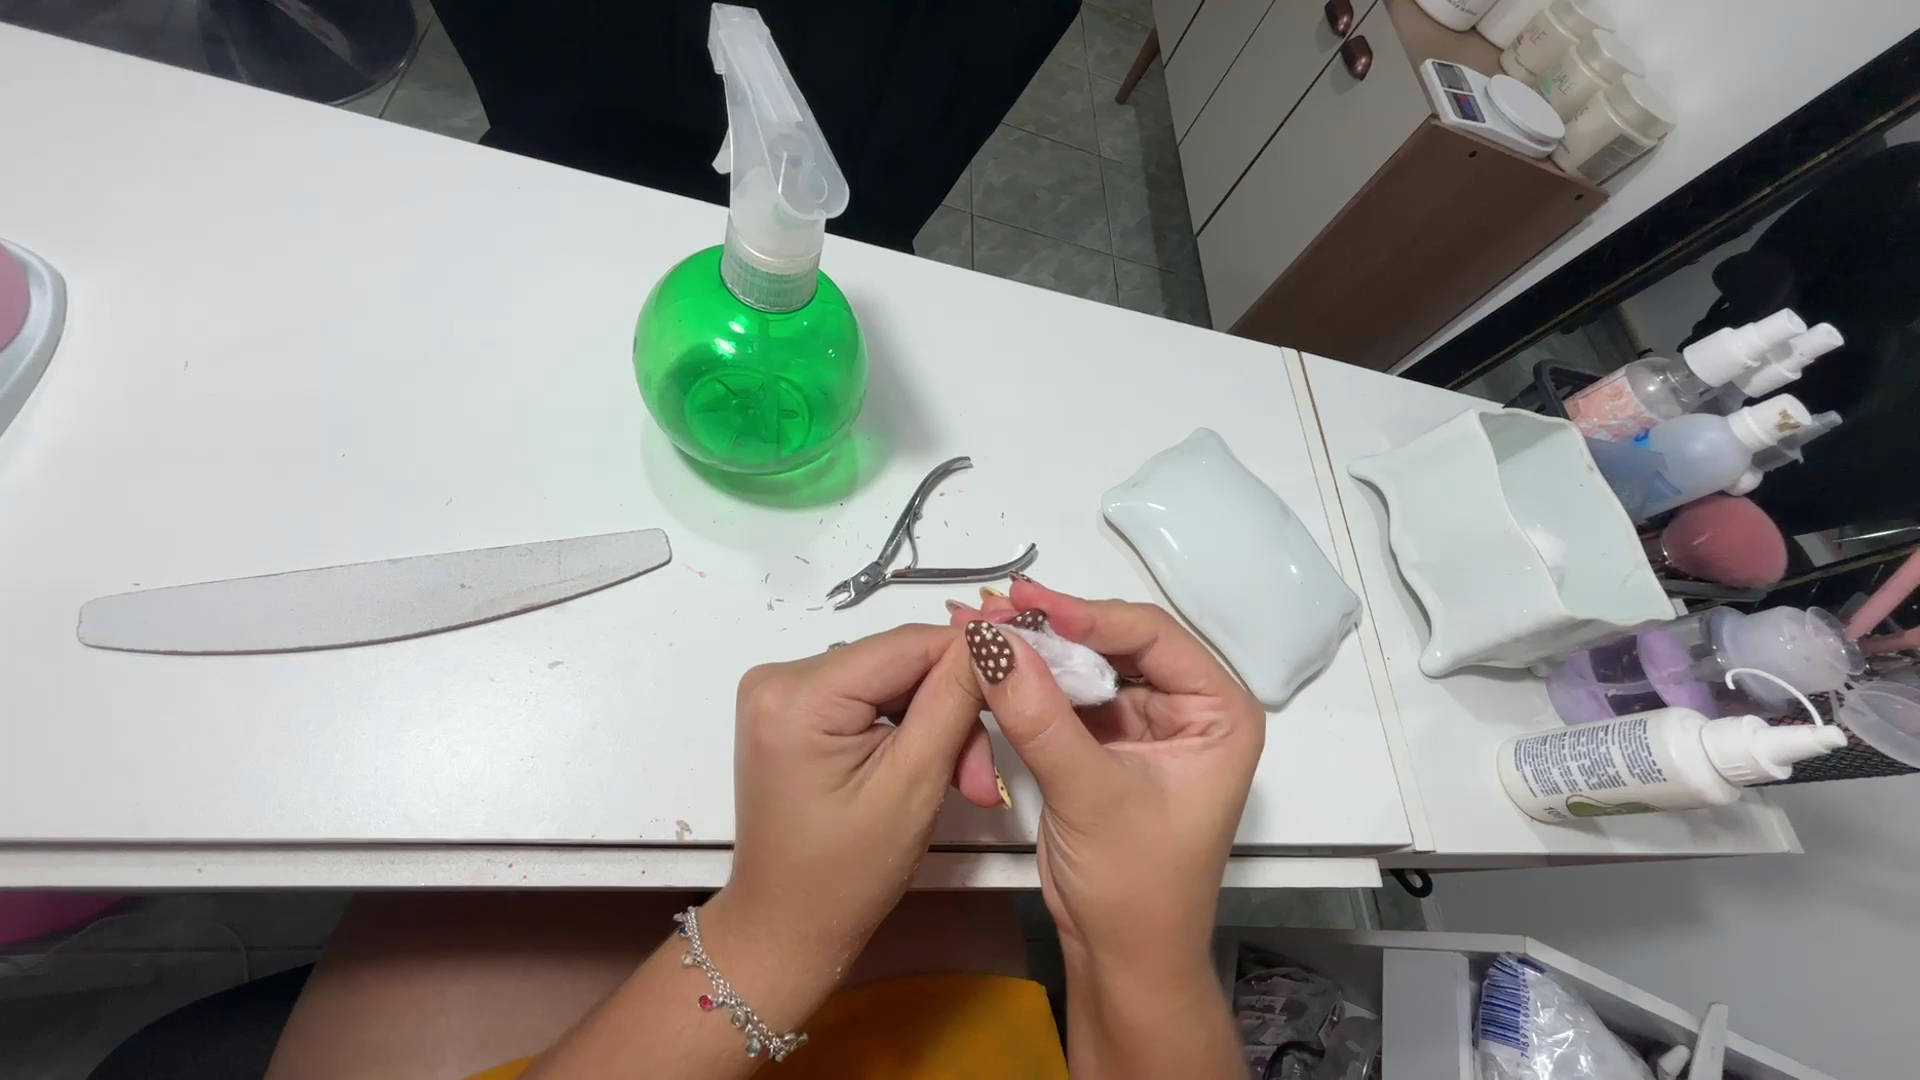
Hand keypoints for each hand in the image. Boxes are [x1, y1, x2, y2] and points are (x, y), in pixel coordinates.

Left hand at [716, 625, 997, 976]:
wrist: (786, 929)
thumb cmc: (846, 875)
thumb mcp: (913, 784)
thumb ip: (954, 700)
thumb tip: (993, 636)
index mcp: (798, 693)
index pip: (906, 643)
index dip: (971, 658)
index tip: (1021, 689)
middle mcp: (779, 676)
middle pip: (899, 663)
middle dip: (952, 711)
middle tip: (984, 774)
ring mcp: (782, 691)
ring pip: (891, 681)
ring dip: (936, 724)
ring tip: (967, 782)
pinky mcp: (793, 708)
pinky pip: (870, 697)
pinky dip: (906, 728)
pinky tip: (930, 768)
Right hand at [950, 580, 1264, 968]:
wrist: (1118, 958)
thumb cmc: (1134, 887)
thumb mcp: (1090, 795)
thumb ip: (1040, 716)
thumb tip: (990, 641)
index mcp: (1218, 711)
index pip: (1153, 637)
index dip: (1089, 615)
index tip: (1028, 603)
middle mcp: (1186, 705)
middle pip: (1116, 641)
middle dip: (1053, 626)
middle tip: (994, 607)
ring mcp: (1143, 720)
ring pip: (1086, 662)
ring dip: (1034, 645)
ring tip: (980, 621)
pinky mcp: (1105, 738)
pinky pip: (1065, 691)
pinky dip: (1028, 676)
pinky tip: (990, 655)